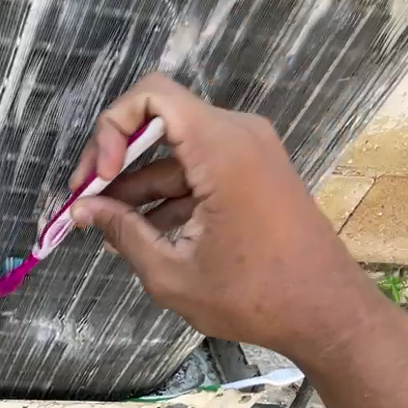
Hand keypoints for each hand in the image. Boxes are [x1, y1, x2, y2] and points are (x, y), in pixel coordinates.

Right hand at [69, 74, 396, 372]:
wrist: (326, 312)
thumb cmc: (252, 297)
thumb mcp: (171, 273)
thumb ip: (122, 232)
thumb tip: (82, 210)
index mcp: (222, 149)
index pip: (151, 96)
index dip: (111, 130)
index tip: (98, 181)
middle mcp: (239, 135)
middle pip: (158, 122)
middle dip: (114, 161)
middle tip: (84, 204)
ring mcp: (249, 153)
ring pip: (174, 152)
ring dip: (136, 186)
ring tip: (106, 230)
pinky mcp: (253, 173)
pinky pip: (197, 169)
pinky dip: (165, 195)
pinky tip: (140, 233)